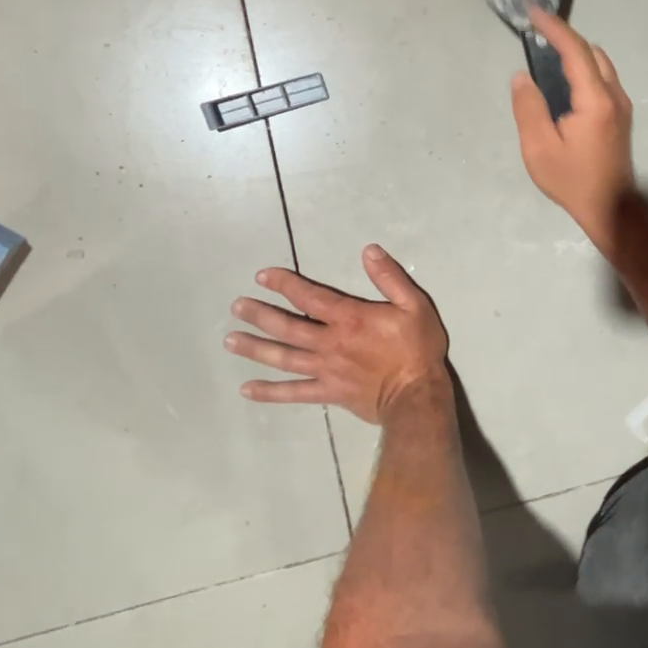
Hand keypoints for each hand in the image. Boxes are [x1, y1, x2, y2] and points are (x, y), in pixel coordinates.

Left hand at [225, 244, 450, 423]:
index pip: (310, 297)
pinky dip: (270, 392)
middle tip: (236, 307)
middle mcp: (329, 343)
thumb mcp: (414, 306)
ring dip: (255, 349)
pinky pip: (294, 393)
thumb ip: (390, 278)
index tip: (262, 277)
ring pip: (283, 358)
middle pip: (287, 327)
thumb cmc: (417, 349)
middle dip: (260, 315)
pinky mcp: (327, 393)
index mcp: (349, 319)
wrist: (417, 396)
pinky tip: (247, 389)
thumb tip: (369, 251)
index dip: (285, 285)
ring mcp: (325, 370)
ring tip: (230, 341)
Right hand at [510, 6, 635, 246]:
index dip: (554, 28)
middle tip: (537, 33)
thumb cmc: (573, 180)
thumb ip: (529, 108)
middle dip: (564, 37)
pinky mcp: (621, 116)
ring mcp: (622, 105)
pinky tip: (565, 80)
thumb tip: (522, 76)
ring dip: (576, 53)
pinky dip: (584, 68)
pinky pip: (603, 78)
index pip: (575, 50)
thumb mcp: (539, 148)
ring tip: (547, 54)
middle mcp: (614, 95)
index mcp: (595, 100)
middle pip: (591, 52)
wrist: (611, 208)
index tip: (533, 12)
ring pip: (600, 64)